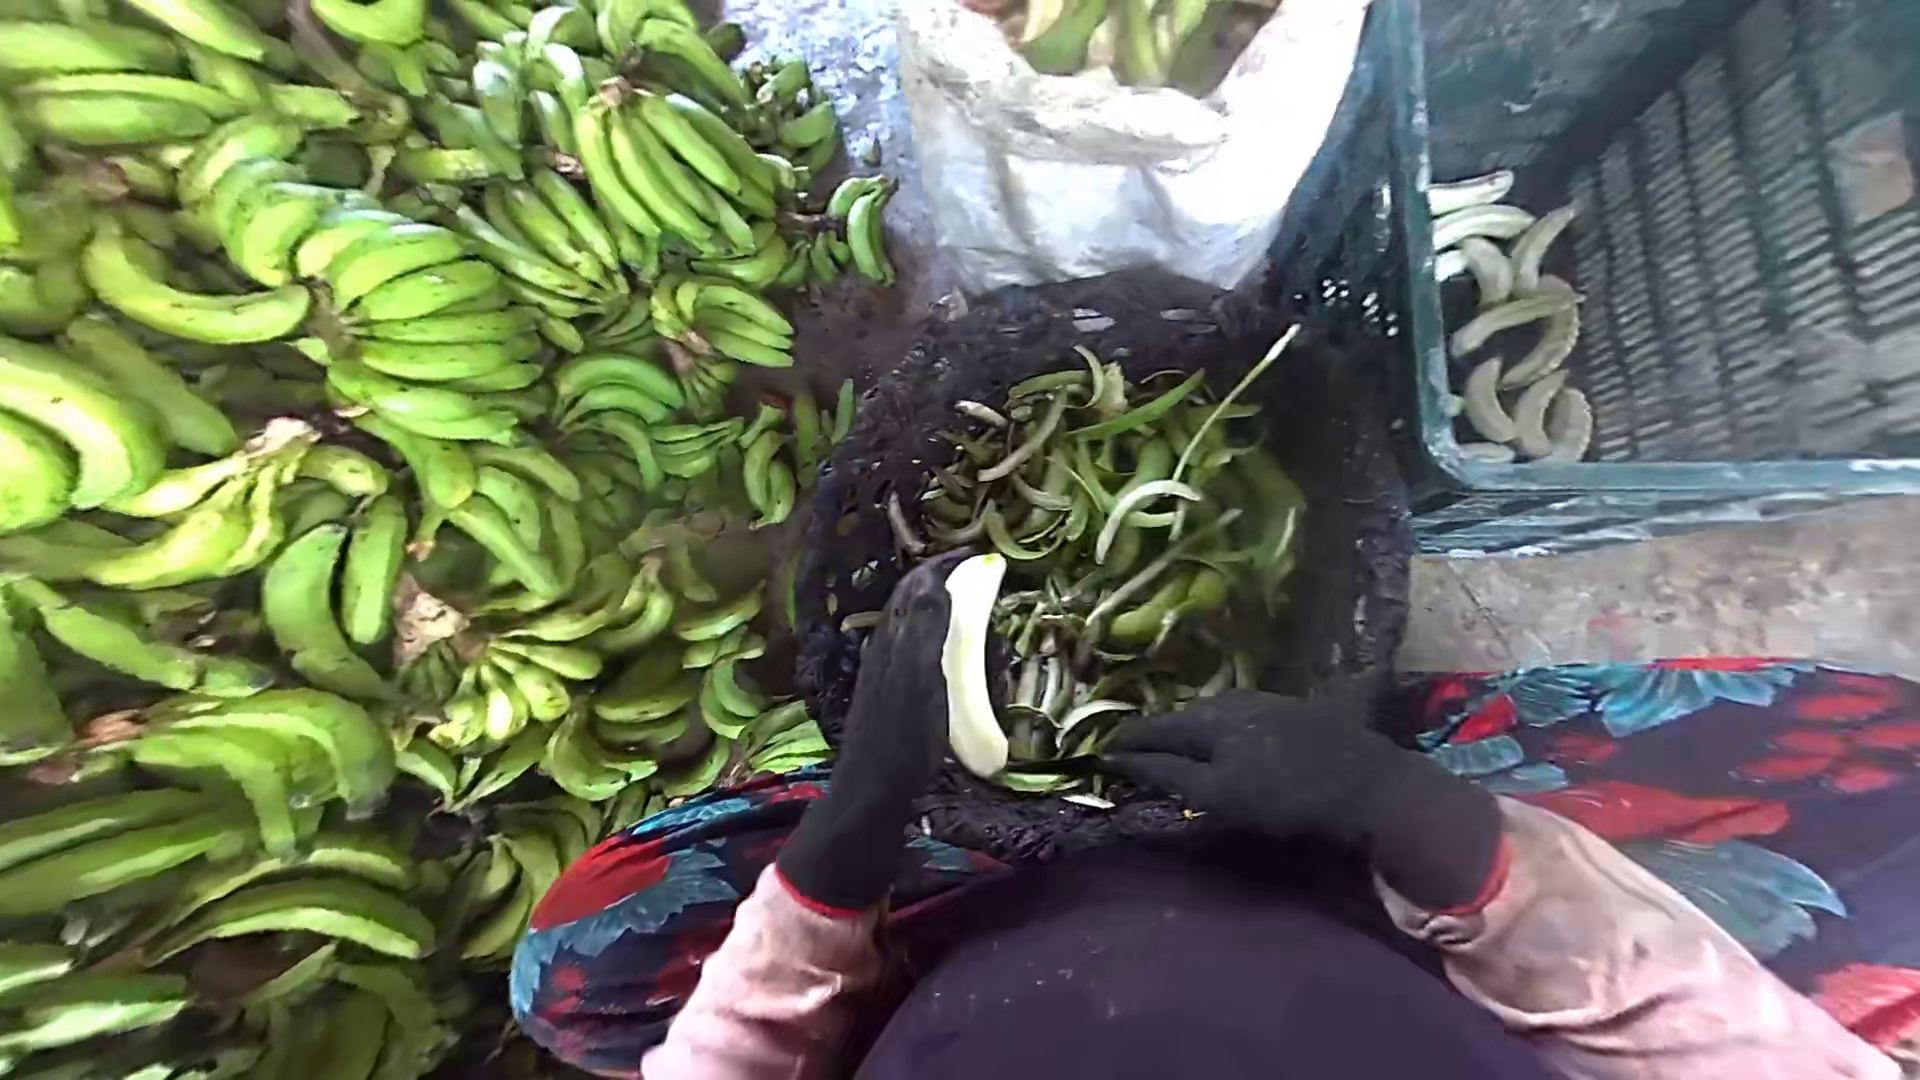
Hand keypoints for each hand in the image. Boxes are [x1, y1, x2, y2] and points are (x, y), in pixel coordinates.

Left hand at [776, 550, 969, 911]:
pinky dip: (933, 626)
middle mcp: (884, 643)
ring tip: (967, 596)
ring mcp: (883, 665)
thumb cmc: (903, 736)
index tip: (976, 553)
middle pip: (911, 596)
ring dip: (936, 598)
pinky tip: (946, 642)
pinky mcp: (888, 685)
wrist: (871, 789)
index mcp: (894, 637)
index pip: (916, 583)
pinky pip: (912, 640)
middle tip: (976, 569)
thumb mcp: (921, 680)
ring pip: (910, 617)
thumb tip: (936, 583)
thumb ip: (927, 631)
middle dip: (941, 575)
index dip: (944, 563)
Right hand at [1105, 689, 1505, 909]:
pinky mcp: (1286, 706)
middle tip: (1135, 749)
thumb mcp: (1219, 794)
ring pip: (1206, 711)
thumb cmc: (1286, 798)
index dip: (1126, 741)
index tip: (1103, 751)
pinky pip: (1234, 711)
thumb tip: (1122, 760)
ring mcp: (1259, 699)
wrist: (1371, 784)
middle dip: (1153, 732)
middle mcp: (1225, 700)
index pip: (1151, 728)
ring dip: (1185, 727)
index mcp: (1205, 721)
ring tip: (1175, 743)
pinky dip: (1215, 725)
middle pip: (1178, 717)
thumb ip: (1168, 774)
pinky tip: (1224, 736)